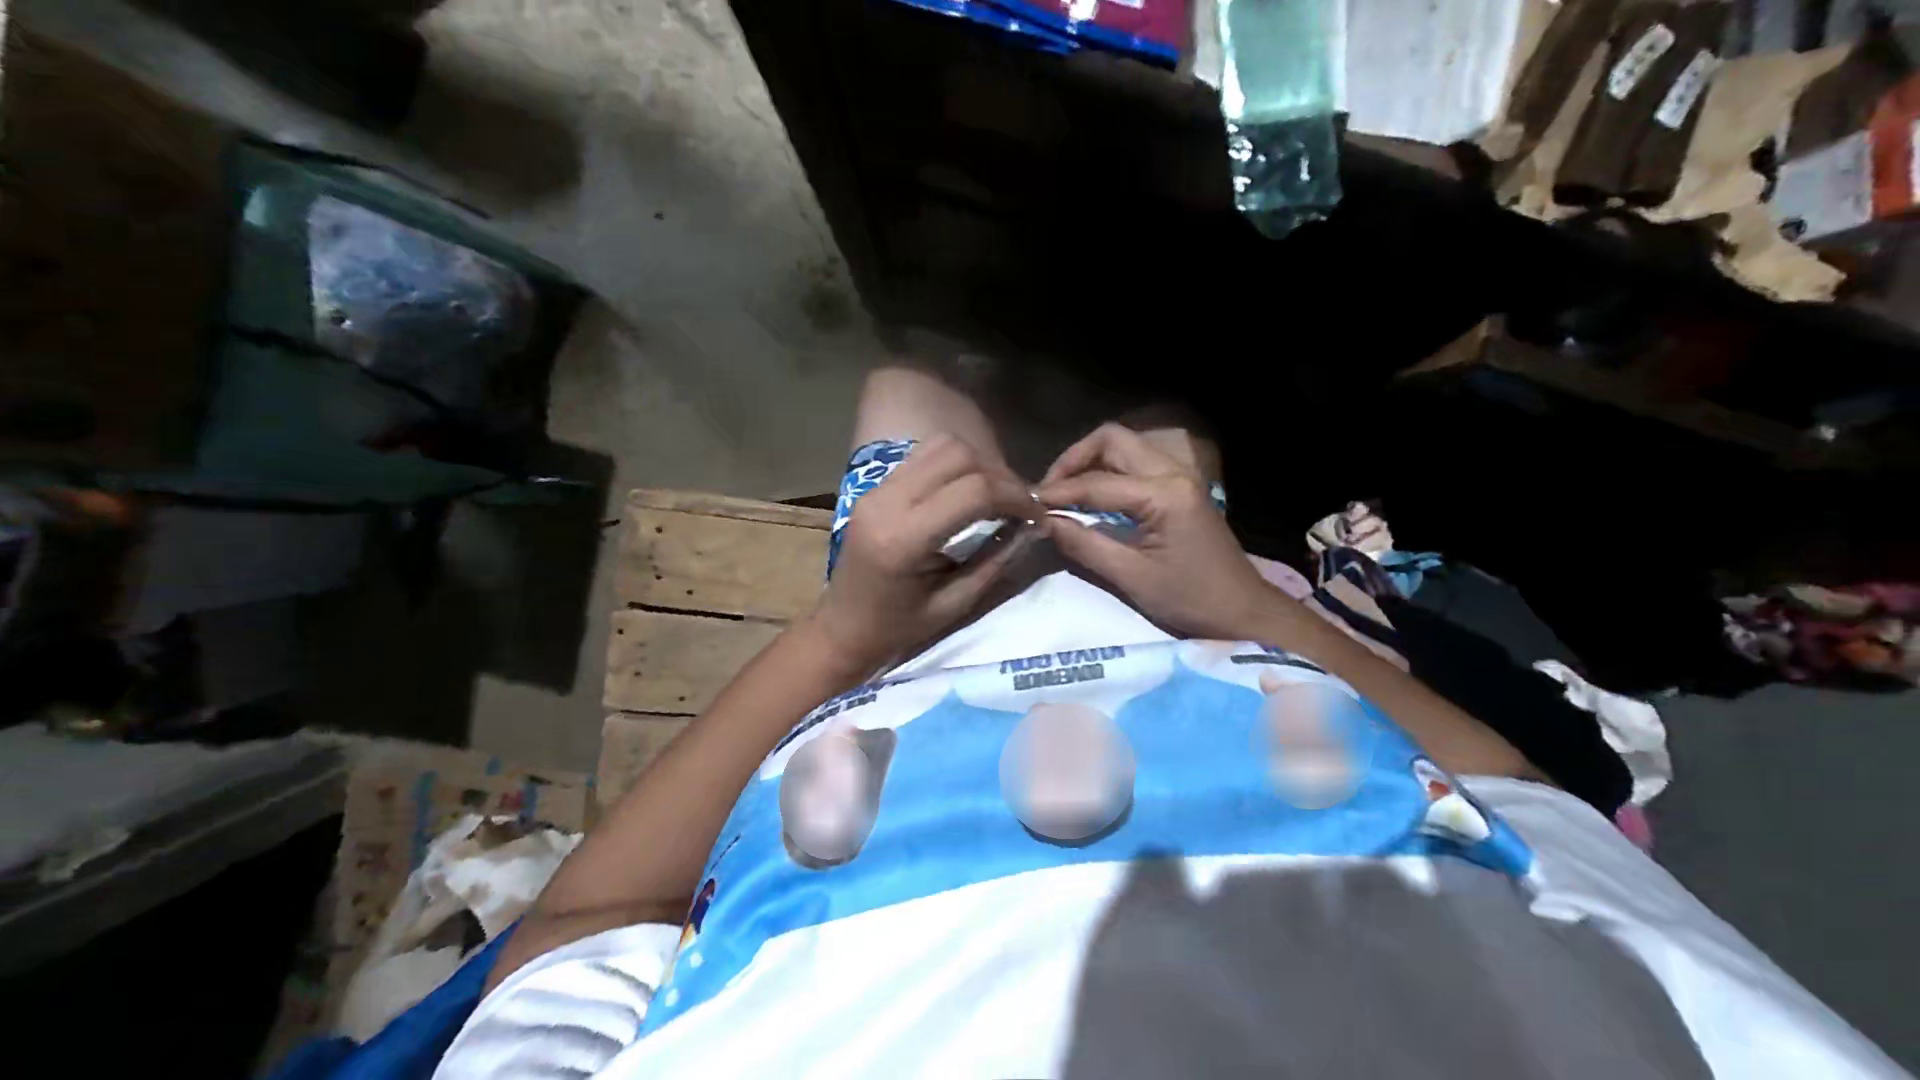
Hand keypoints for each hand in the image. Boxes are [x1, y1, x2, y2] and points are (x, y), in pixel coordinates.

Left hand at [810, 436, 1033, 668]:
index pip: (973, 491)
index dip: (1015, 497)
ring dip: (979, 464)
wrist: (842, 627)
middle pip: (959, 457)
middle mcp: (887, 502)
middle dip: (1000, 477)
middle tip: (1019, 505)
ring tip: (997, 496)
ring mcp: (877, 489)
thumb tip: (1032, 527)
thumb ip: (995, 561)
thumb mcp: (954, 605)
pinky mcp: (876, 486)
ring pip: (941, 447)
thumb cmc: (897, 628)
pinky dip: (956, 465)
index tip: (1036, 516)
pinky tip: (968, 491)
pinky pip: (924, 456)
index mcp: (903, 538)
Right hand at [1037, 423, 1289, 639]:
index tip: (1027, 503)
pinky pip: (1136, 463)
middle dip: (1073, 460)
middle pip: (1112, 440)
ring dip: (1090, 461)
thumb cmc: (1190, 599)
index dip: (1057, 492)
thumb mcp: (1131, 577)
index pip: (1097, 482)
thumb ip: (1084, 544)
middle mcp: (1173, 472)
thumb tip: (1043, 522)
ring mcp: (1180, 476)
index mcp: (1164, 494)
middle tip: (1049, 490)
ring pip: (1125, 446)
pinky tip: (1092, 497)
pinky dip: (1108, 471)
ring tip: (1065, 492)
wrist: (1243, 611)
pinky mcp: (1181, 487)